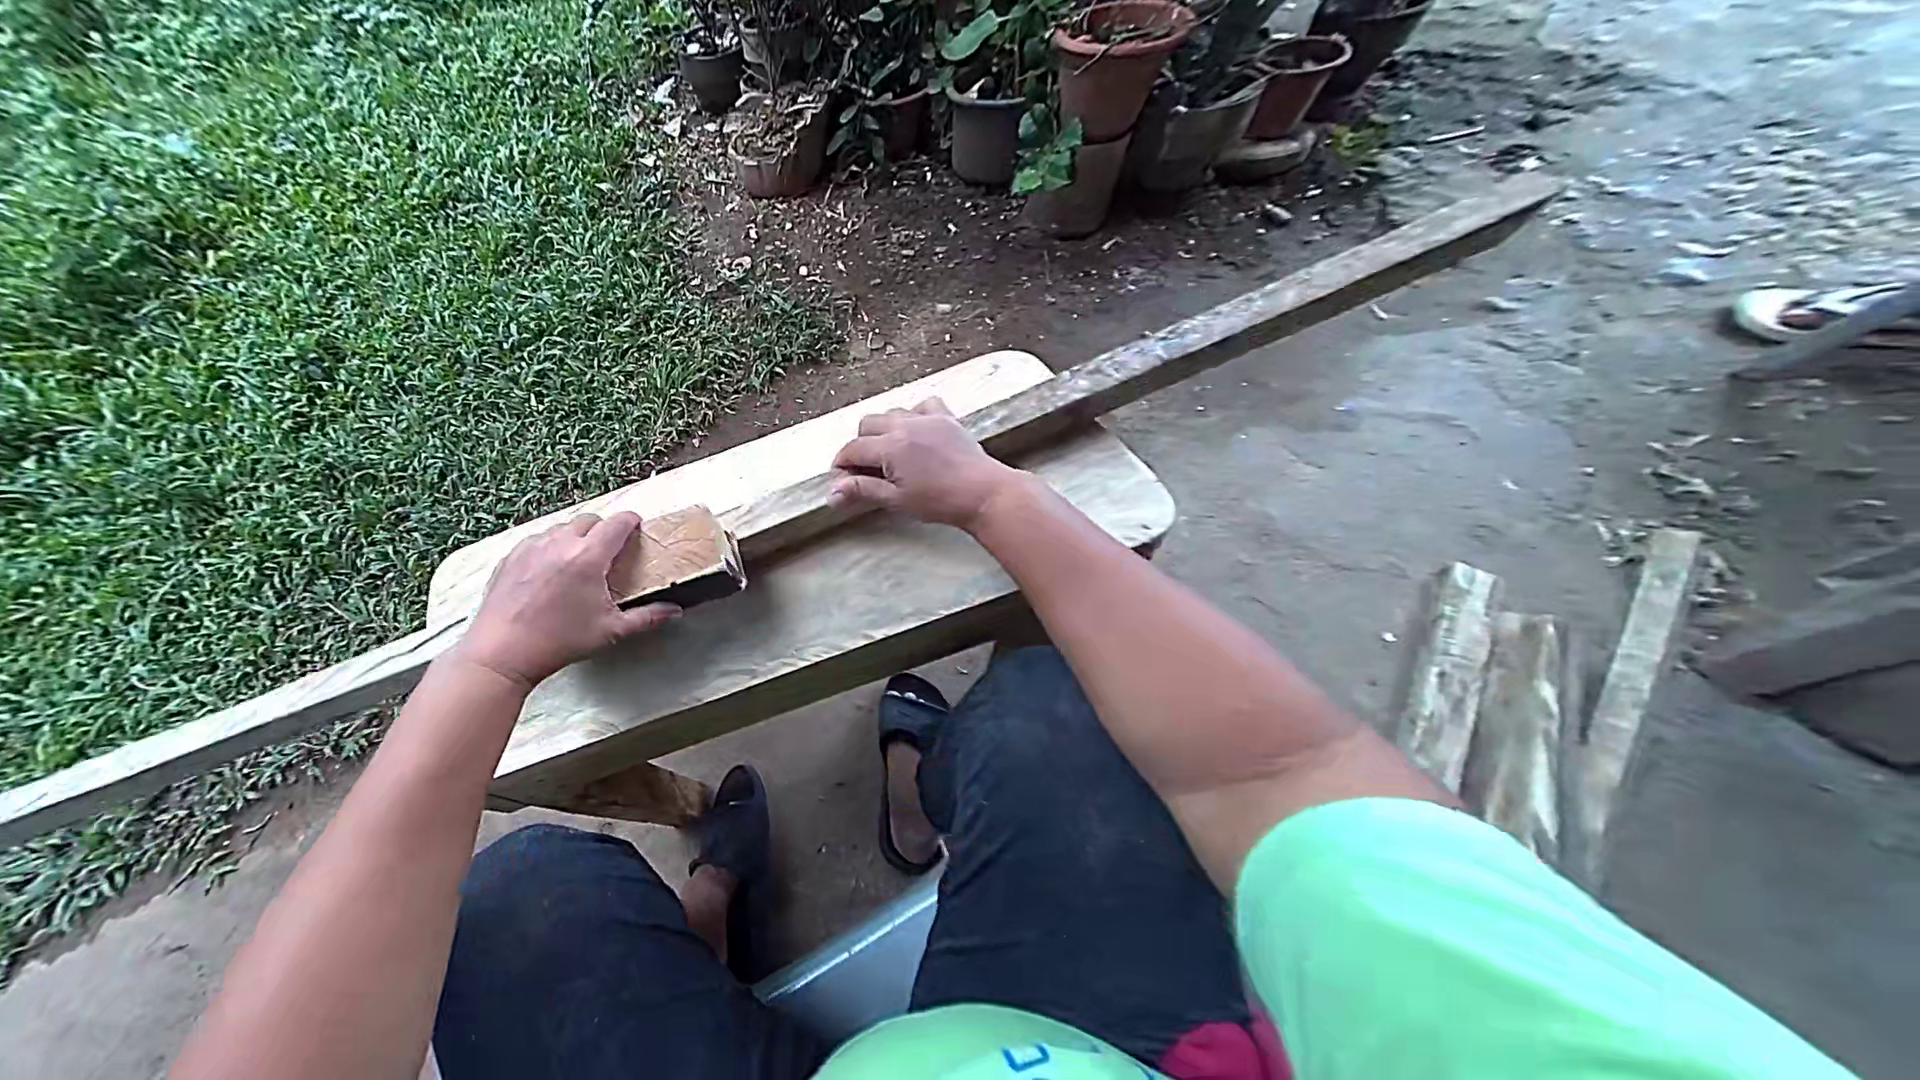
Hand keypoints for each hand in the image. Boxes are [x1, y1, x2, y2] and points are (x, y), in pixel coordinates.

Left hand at [454, 512, 680, 690]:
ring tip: (580, 558)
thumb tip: (674, 610)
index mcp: (588, 557)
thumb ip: (647, 617)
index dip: (631, 521)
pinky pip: (535, 540)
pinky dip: (549, 547)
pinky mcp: (509, 559)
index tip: (637, 526)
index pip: (617, 523)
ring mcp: (530, 549)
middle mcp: (559, 544)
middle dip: (603, 528)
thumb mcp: (611, 630)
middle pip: (588, 519)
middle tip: (610, 548)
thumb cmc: (558, 641)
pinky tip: (551, 569)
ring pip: (560, 528)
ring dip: (575, 536)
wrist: (501, 654)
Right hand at [829, 398, 1024, 530]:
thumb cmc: (942, 501)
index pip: (853, 449)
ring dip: (884, 429)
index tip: (843, 479)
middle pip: (867, 424)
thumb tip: (833, 493)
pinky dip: (914, 414)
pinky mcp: (947, 419)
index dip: (842, 464)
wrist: (984, 494)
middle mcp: (905, 425)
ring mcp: (928, 418)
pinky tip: (916, 432)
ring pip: (892, 412)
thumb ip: (864, 490)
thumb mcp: (897, 500)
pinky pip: (923, 405)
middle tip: (866, 469)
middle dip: (861, 444)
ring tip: (890, 454)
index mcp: (890, 446)